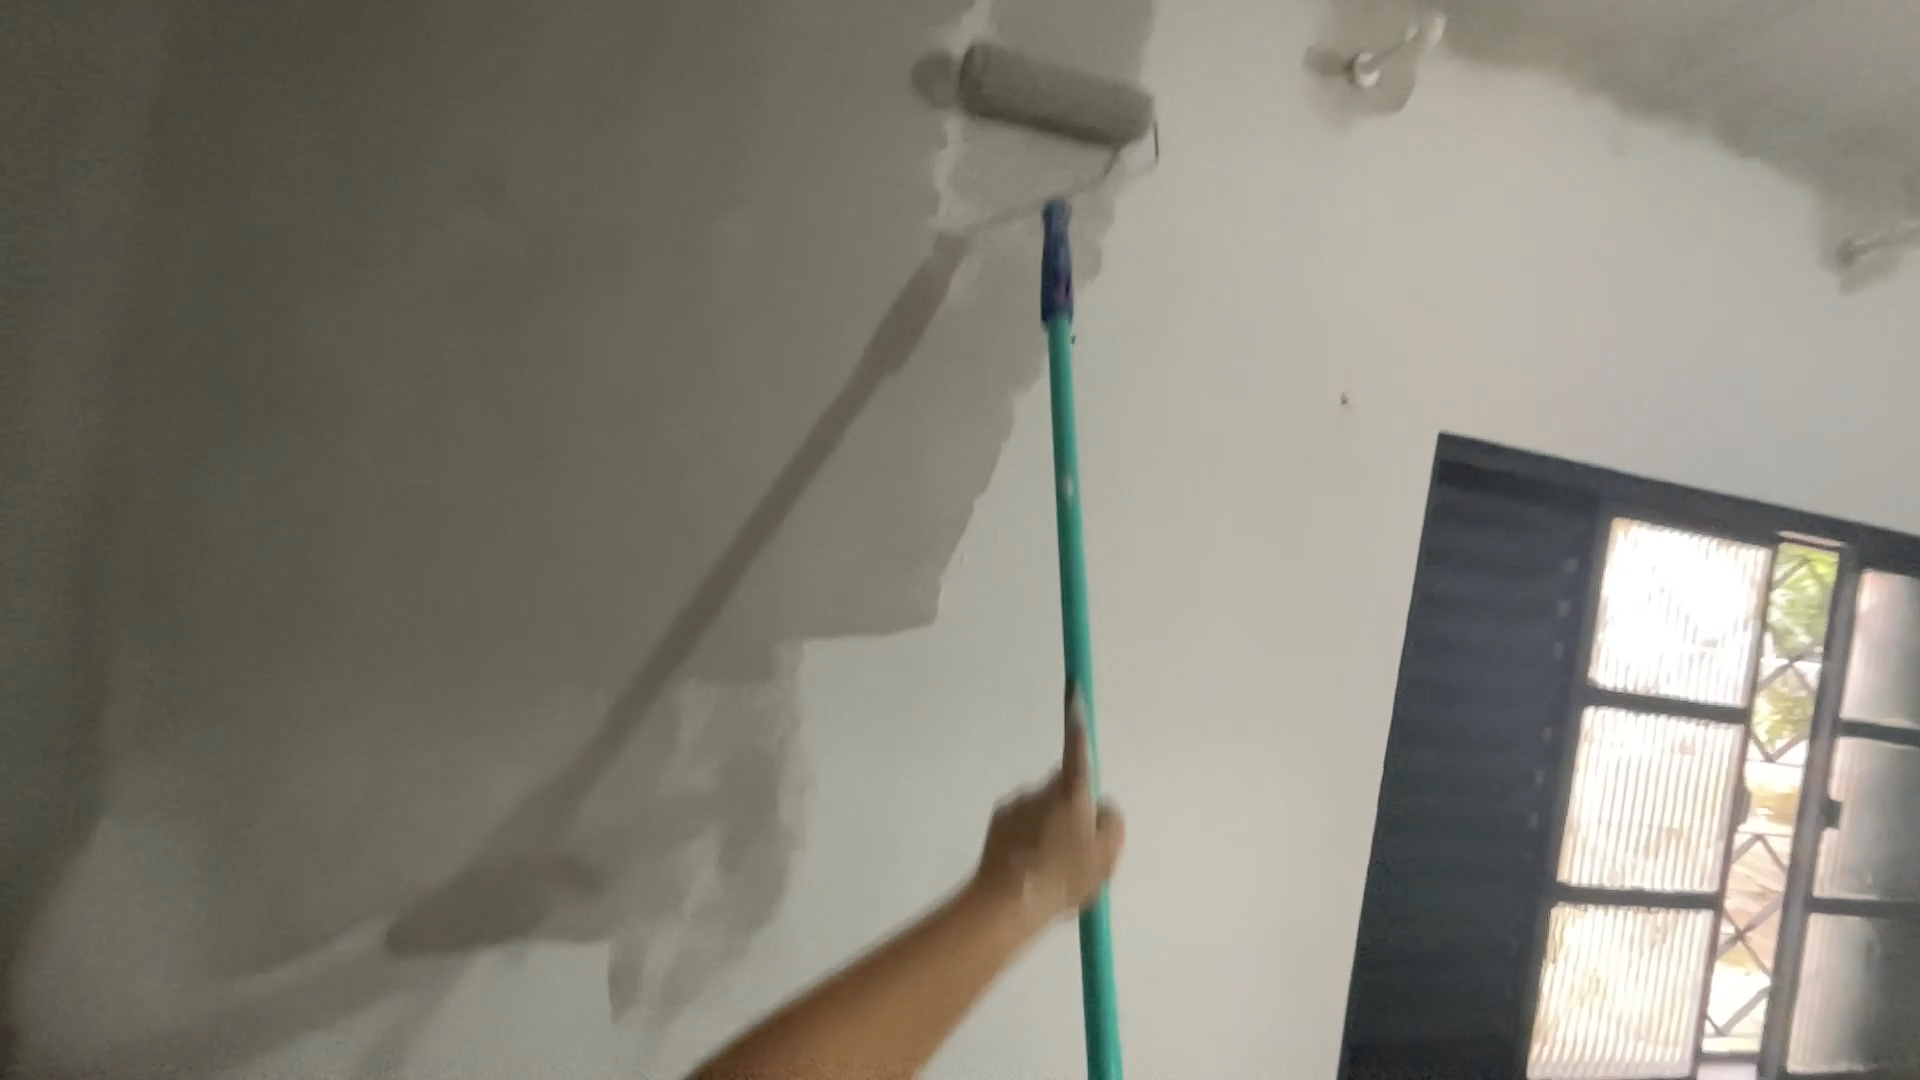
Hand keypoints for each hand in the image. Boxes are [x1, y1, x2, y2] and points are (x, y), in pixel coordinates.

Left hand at [972, 688, 1124, 919]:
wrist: (1009, 901)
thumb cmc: (1065, 879)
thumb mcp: (1106, 858)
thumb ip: (1111, 824)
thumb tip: (1103, 806)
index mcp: (1071, 792)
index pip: (1078, 747)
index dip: (1078, 719)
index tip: (1074, 689)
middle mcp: (1042, 788)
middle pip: (1063, 785)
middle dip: (1069, 805)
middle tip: (1076, 845)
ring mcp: (1017, 802)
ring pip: (1041, 806)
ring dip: (1047, 824)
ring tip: (1051, 865)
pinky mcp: (999, 819)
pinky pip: (1021, 820)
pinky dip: (1028, 835)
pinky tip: (1031, 864)